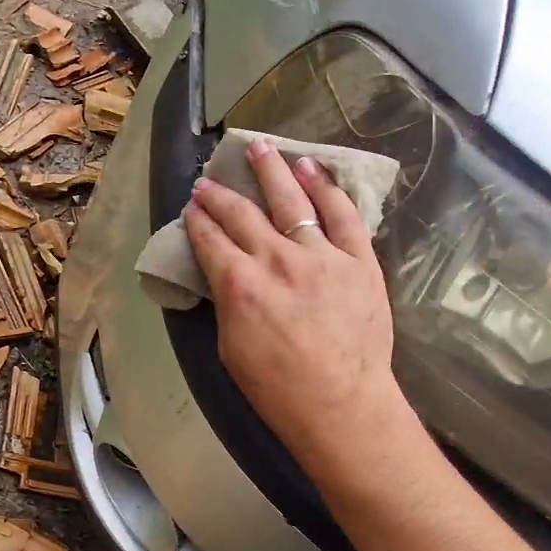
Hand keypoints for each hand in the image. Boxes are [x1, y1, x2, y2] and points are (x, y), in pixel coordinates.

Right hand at [184, 140, 410, 468]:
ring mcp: (321, 255)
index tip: (192, 207)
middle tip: (209, 179)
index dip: (198, 221)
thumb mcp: (231, 349)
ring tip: (259, 147)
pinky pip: (342, 214)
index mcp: (239, 285)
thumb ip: (229, 304)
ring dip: (271, 170)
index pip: (211, 240)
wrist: (339, 403)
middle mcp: (277, 259)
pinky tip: (311, 168)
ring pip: (291, 201)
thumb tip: (230, 279)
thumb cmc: (275, 389)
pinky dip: (325, 188)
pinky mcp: (358, 260)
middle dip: (221, 194)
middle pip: (243, 214)